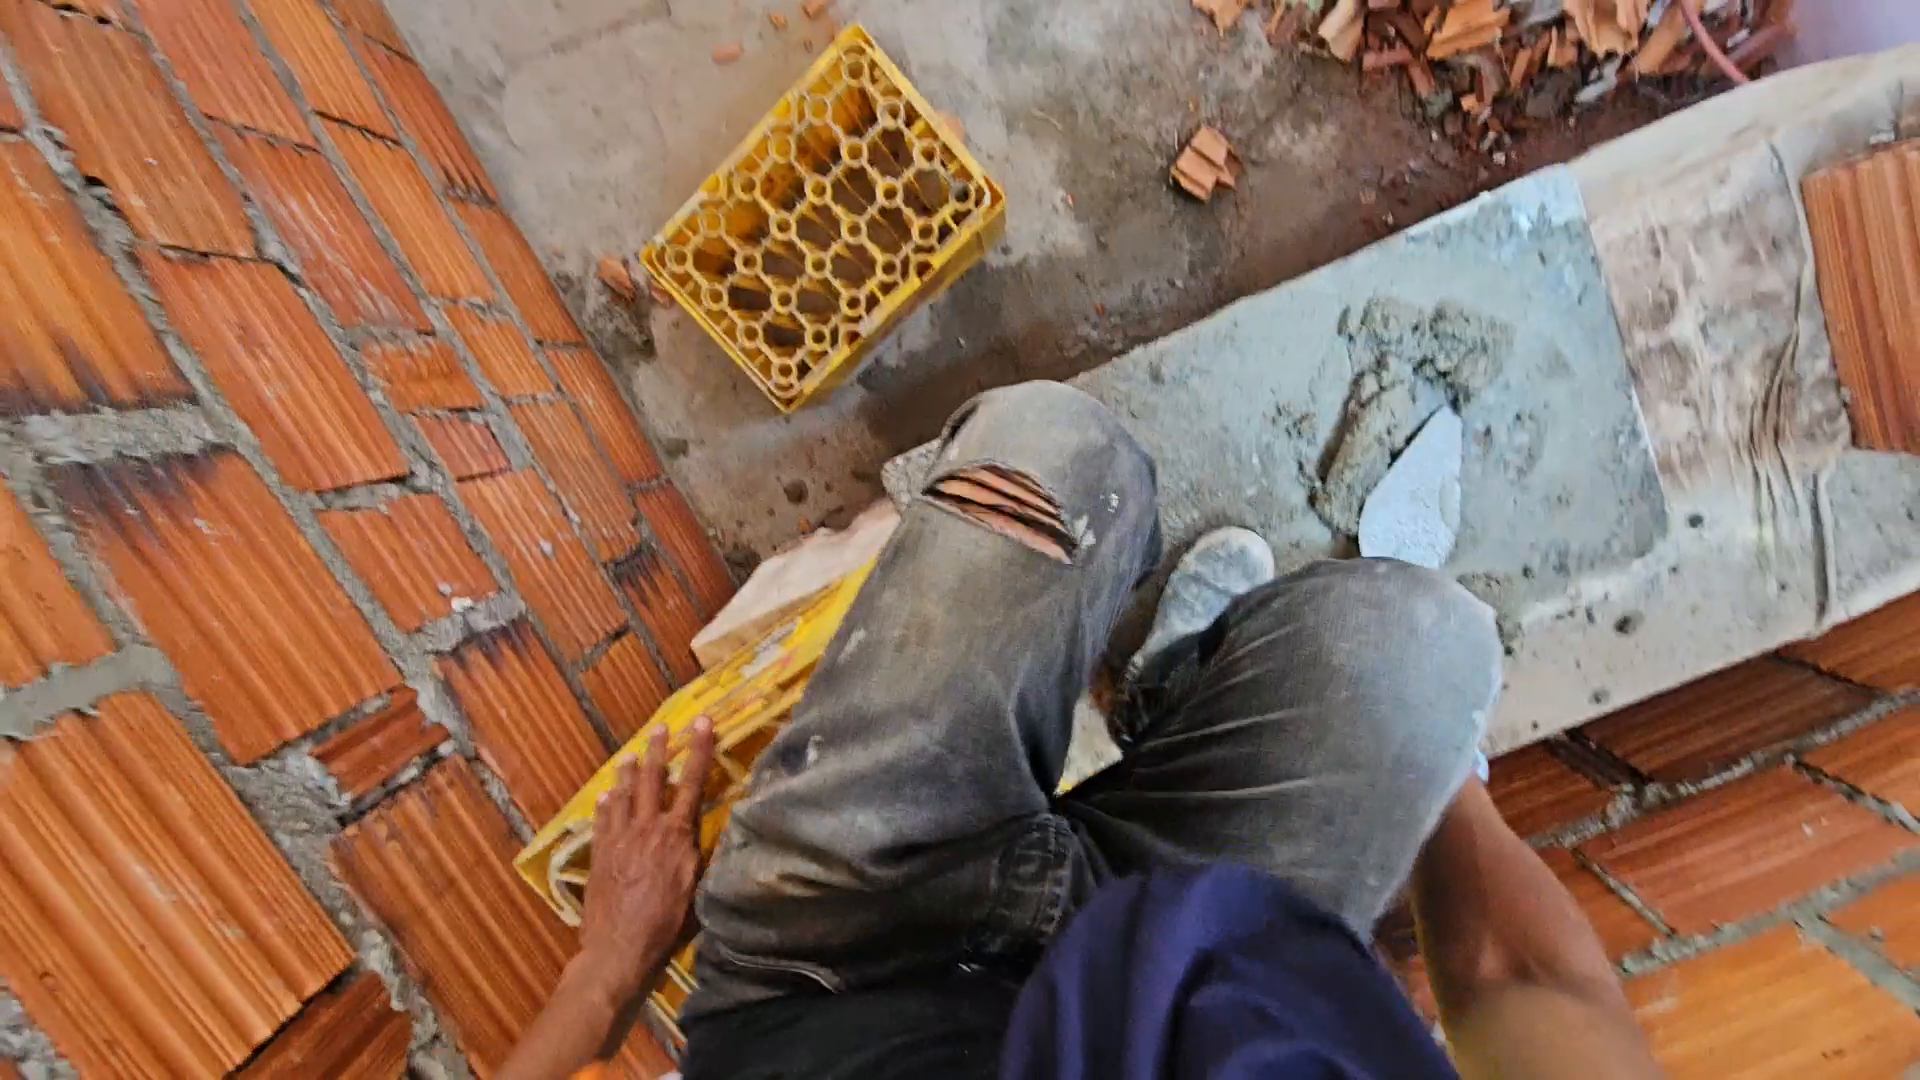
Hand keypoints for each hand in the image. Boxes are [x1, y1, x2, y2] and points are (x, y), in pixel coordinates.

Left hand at [571, 716, 715, 1005]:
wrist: (619, 948)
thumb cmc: (667, 920)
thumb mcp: (695, 883)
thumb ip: (697, 848)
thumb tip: (702, 824)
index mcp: (676, 832)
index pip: (692, 781)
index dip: (700, 750)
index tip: (703, 723)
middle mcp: (647, 827)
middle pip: (653, 778)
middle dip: (658, 750)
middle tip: (660, 727)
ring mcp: (619, 839)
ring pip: (624, 794)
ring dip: (628, 771)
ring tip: (631, 754)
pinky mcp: (600, 854)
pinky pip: (602, 820)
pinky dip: (606, 803)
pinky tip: (606, 795)